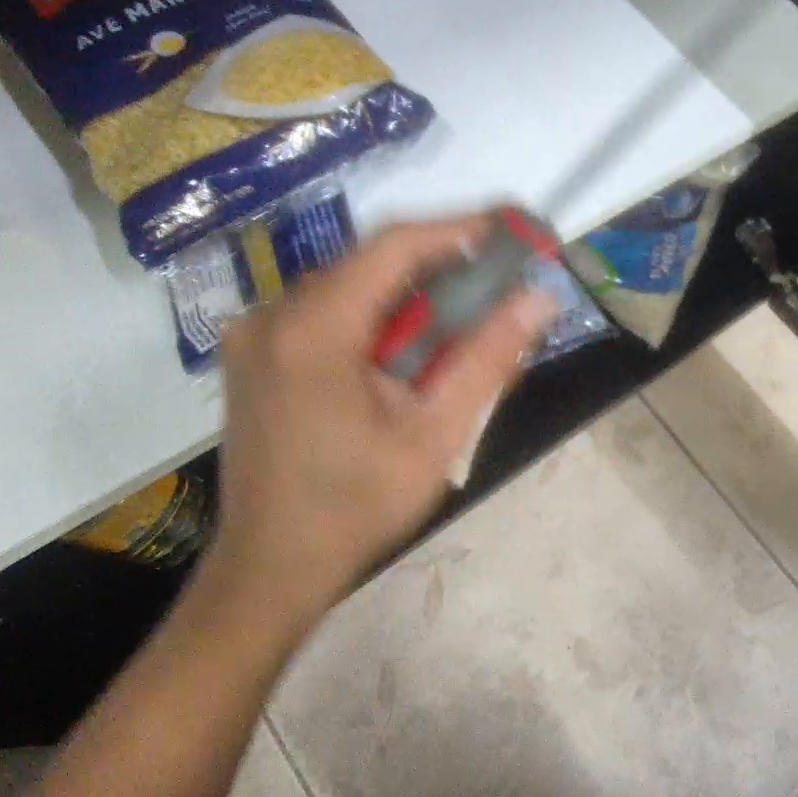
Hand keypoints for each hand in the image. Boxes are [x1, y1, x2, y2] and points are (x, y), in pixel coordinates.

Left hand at [207, 217, 555, 622]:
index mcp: (313, 330)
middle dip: (445, 262)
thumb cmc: (357, 507)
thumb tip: (541, 296)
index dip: (462, 228)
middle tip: (506, 277)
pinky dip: (382, 313)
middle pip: (373, 261)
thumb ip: (490, 359)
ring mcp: (256, 334)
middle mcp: (273, 315)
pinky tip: (416, 345)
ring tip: (472, 314)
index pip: (396, 246)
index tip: (517, 227)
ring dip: (415, 291)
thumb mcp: (438, 435)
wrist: (270, 569)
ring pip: (354, 284)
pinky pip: (331, 309)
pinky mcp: (257, 354)